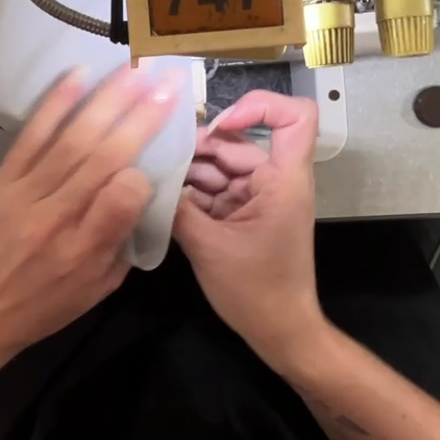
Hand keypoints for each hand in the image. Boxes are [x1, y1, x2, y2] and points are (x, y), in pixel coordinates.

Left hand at [0, 64, 184, 358]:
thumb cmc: (44, 304)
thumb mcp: (98, 289)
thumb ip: (123, 240)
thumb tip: (142, 189)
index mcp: (84, 252)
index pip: (121, 200)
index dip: (141, 177)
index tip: (152, 164)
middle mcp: (55, 219)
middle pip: (102, 159)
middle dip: (140, 116)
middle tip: (168, 80)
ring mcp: (24, 195)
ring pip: (72, 140)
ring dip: (107, 100)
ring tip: (134, 70)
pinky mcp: (2, 180)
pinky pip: (31, 136)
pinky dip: (55, 104)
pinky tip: (78, 76)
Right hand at [173, 90, 326, 366]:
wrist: (279, 333)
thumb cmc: (256, 290)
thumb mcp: (208, 246)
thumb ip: (176, 206)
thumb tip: (144, 176)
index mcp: (282, 180)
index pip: (295, 118)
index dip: (260, 106)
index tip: (219, 125)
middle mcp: (274, 181)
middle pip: (236, 143)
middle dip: (196, 150)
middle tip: (158, 164)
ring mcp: (258, 197)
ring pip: (219, 166)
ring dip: (188, 174)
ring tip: (153, 183)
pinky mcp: (243, 213)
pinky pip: (215, 189)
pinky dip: (190, 193)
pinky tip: (162, 199)